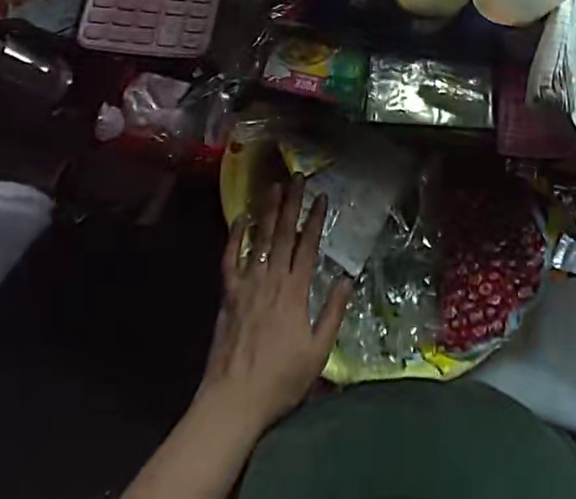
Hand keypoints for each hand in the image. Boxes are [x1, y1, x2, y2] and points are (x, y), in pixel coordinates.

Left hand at [195, 176, 351, 433]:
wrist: (234, 398)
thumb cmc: (281, 379)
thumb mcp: (318, 352)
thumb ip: (332, 313)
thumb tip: (346, 279)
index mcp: (295, 292)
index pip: (308, 247)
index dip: (315, 220)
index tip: (322, 197)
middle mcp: (271, 280)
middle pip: (283, 234)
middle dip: (292, 203)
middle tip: (297, 178)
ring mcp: (246, 284)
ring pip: (259, 239)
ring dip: (266, 211)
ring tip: (272, 186)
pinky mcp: (228, 293)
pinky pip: (230, 259)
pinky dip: (235, 237)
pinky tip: (240, 218)